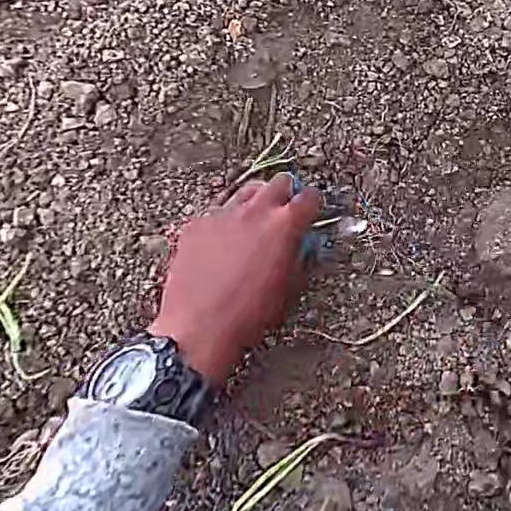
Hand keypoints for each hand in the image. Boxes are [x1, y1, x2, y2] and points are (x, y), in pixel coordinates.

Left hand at [149, 173, 321, 385]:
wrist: (198, 328)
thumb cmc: (249, 314)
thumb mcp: (290, 287)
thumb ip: (302, 256)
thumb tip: (305, 244)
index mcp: (284, 225)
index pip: (309, 196)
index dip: (314, 202)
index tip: (311, 208)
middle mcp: (255, 211)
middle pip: (279, 182)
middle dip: (287, 193)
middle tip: (286, 210)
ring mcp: (223, 214)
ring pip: (247, 191)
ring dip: (257, 201)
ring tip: (255, 222)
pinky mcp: (197, 224)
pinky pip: (217, 211)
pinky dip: (227, 220)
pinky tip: (224, 241)